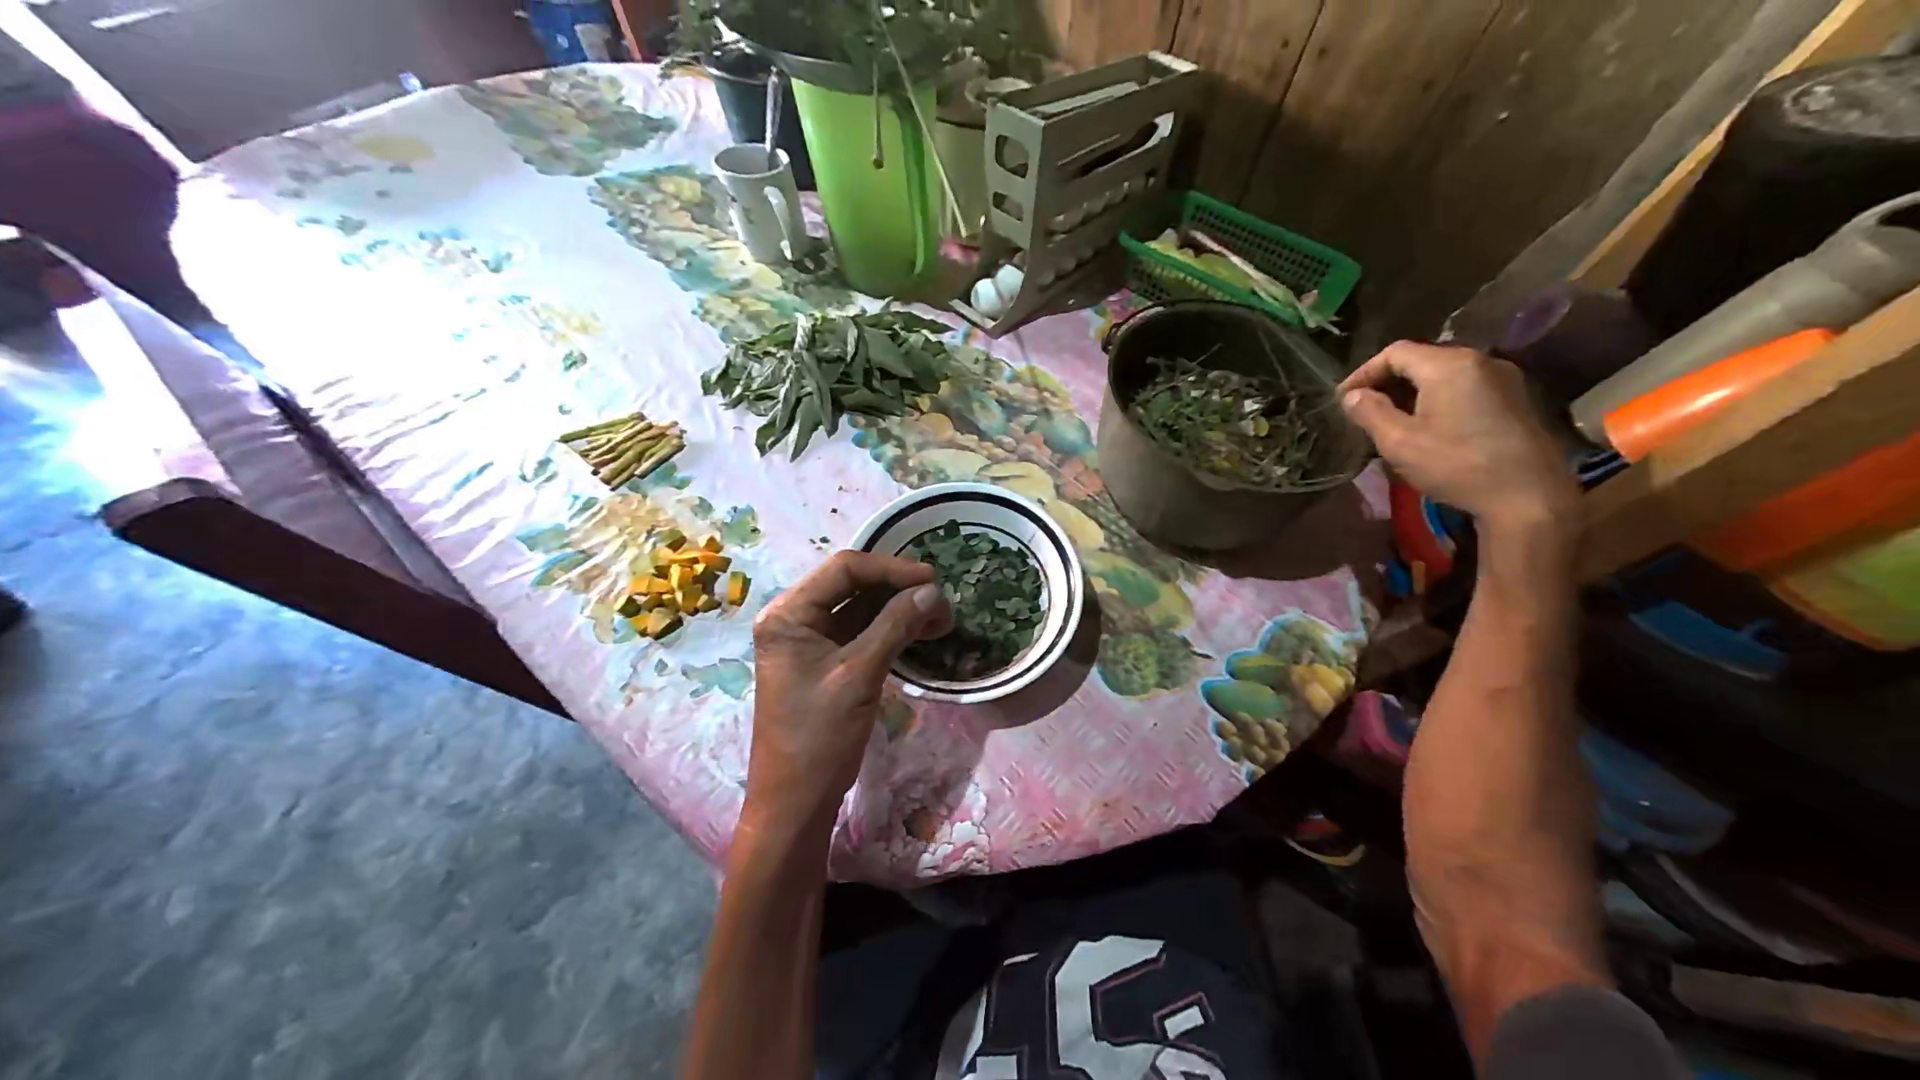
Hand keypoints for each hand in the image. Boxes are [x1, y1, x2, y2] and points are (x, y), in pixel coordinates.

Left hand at [743, 551, 952, 838]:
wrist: (795, 801)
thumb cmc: (818, 737)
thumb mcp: (858, 676)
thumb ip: (895, 626)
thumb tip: (934, 591)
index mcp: (788, 614)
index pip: (843, 569)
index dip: (890, 568)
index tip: (932, 579)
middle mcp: (794, 618)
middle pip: (852, 585)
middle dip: (899, 589)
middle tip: (942, 602)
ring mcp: (810, 641)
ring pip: (860, 608)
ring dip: (900, 609)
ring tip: (942, 619)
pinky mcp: (825, 661)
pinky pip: (861, 632)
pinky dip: (891, 630)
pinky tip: (922, 632)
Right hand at [1339, 342, 1578, 536]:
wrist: (1528, 496)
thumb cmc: (1456, 464)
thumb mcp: (1399, 442)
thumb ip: (1370, 412)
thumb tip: (1352, 395)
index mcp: (1448, 365)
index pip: (1394, 352)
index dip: (1363, 373)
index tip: (1343, 400)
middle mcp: (1480, 360)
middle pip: (1422, 360)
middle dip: (1387, 382)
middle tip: (1364, 410)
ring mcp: (1504, 379)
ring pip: (1444, 375)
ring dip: (1412, 392)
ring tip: (1392, 420)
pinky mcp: (1516, 400)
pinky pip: (1466, 388)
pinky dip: (1438, 400)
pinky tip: (1429, 426)